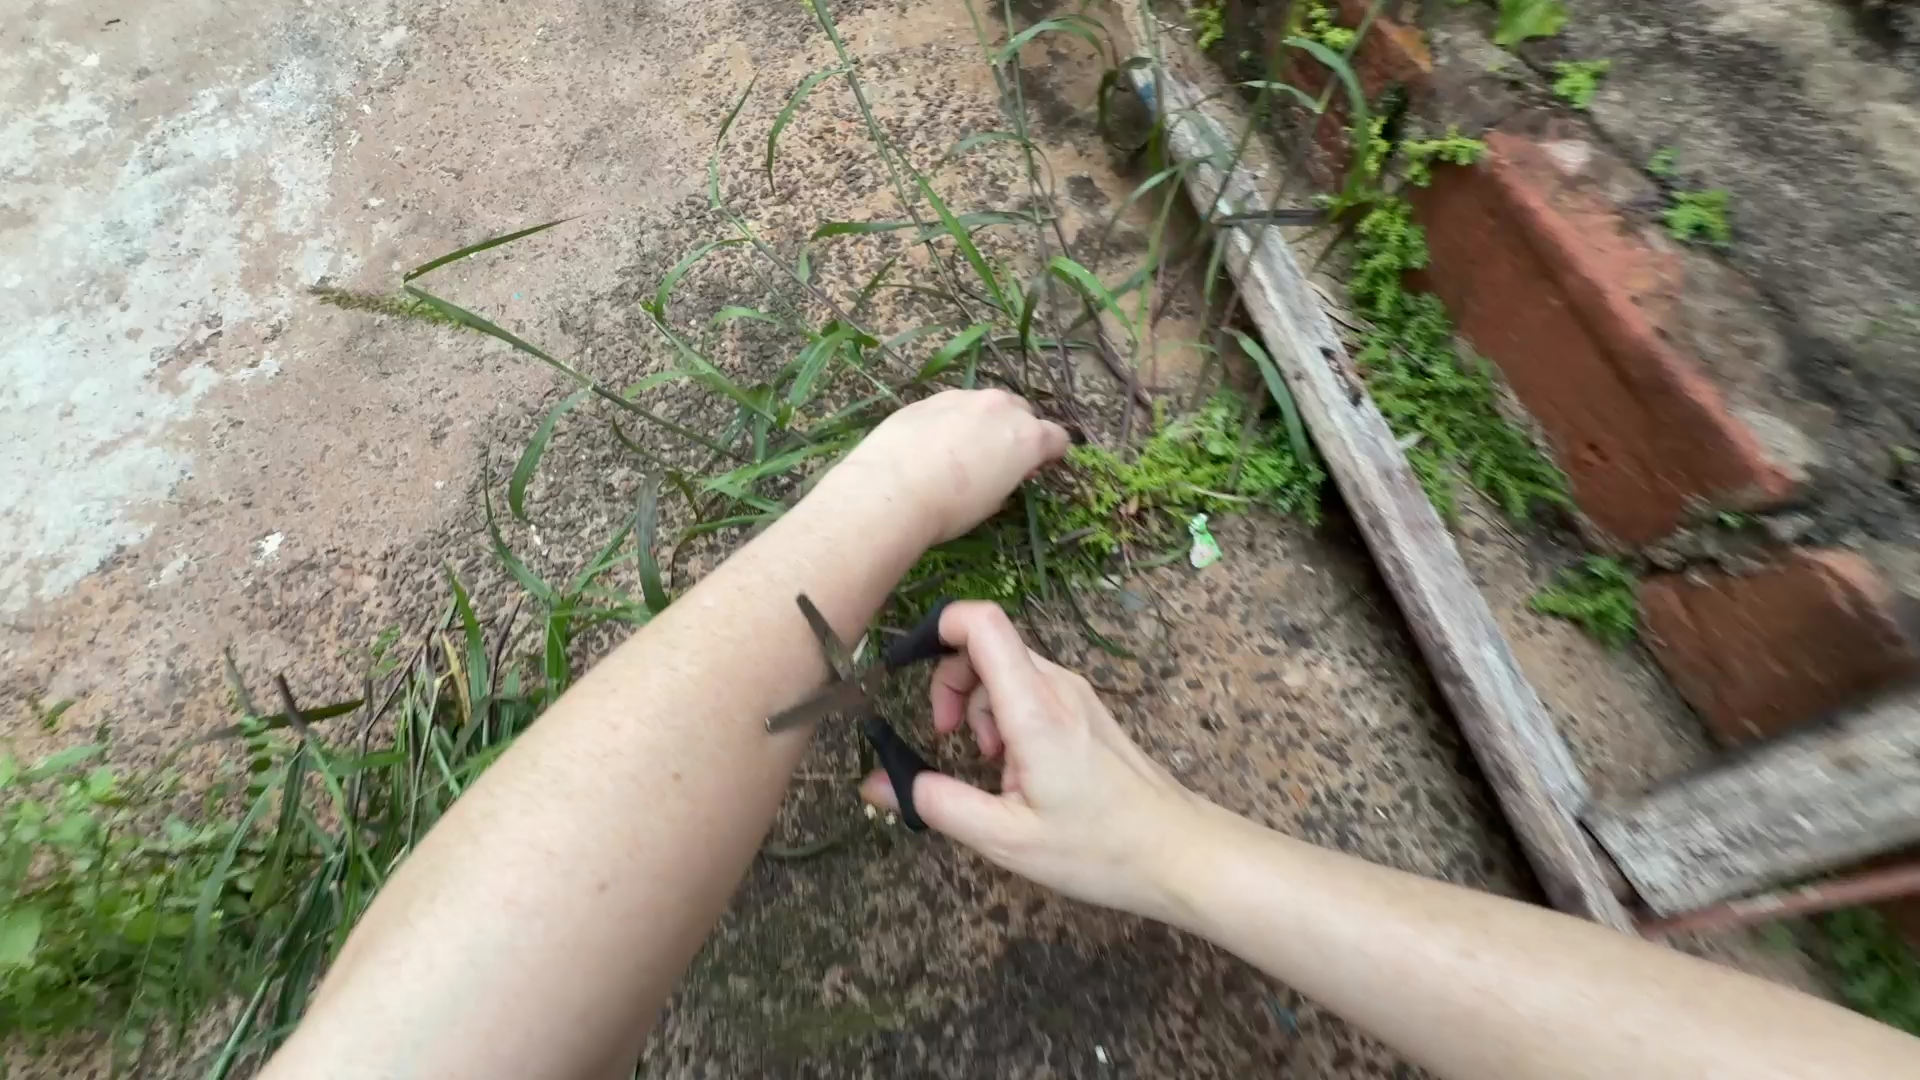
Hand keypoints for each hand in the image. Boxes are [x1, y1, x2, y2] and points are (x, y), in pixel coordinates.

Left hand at [820, 389, 1069, 543]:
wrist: (891, 490)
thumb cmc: (950, 509)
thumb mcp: (992, 502)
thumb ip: (1007, 479)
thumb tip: (1004, 474)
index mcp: (1026, 436)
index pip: (1057, 437)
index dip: (1050, 455)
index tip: (1036, 469)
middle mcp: (999, 407)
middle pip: (1022, 412)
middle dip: (1018, 432)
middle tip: (1000, 460)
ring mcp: (962, 398)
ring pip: (985, 404)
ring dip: (984, 422)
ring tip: (964, 451)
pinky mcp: (928, 399)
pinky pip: (952, 407)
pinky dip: (952, 421)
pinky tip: (932, 445)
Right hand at [860, 602, 1207, 923]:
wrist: (1178, 851)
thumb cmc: (1098, 849)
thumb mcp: (1007, 839)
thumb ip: (938, 804)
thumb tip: (875, 785)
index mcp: (1035, 709)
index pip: (984, 623)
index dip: (938, 627)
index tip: (908, 671)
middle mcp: (1056, 685)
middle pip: (987, 644)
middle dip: (951, 684)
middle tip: (946, 736)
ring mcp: (1074, 692)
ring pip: (1005, 667)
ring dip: (979, 705)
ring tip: (991, 763)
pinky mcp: (1082, 706)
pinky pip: (1029, 687)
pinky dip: (1005, 714)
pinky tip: (1016, 765)